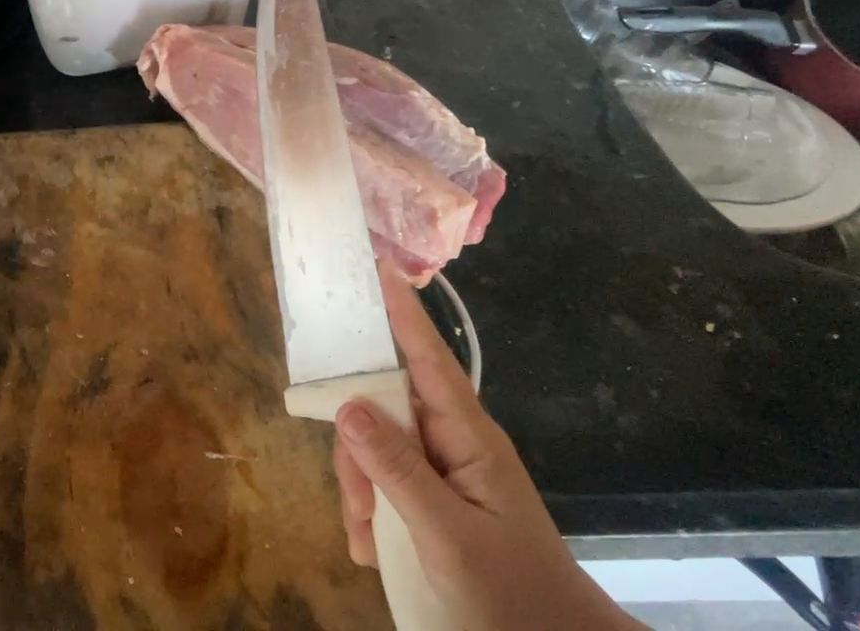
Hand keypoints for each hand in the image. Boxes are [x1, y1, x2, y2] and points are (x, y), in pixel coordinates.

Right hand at [333, 266, 641, 630]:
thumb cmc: (513, 593)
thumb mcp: (449, 536)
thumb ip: (397, 469)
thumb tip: (346, 404)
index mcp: (468, 437)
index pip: (428, 358)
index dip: (402, 313)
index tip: (379, 266)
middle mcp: (453, 440)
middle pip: (382, 408)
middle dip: (357, 452)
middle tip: (358, 511)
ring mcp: (444, 467)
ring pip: (375, 446)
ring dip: (361, 489)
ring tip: (367, 541)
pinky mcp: (434, 494)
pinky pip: (385, 477)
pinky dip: (370, 508)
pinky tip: (372, 546)